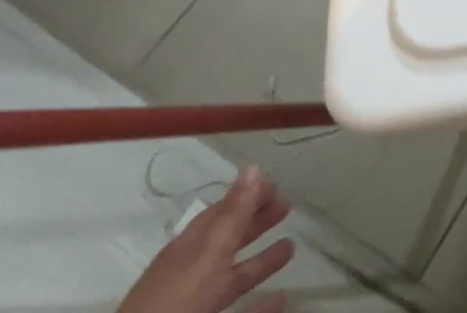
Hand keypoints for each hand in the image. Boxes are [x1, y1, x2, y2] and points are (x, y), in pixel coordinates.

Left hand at [118, 167, 295, 312]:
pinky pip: (238, 305)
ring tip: (290, 246)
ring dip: (262, 259)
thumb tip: (253, 168)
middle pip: (228, 240)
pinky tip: (280, 297)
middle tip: (287, 206)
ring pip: (235, 274)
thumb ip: (232, 214)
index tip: (276, 184)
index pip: (221, 213)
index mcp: (192, 247)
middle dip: (257, 222)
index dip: (247, 196)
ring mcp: (198, 298)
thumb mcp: (208, 250)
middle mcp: (194, 270)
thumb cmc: (176, 298)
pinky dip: (260, 299)